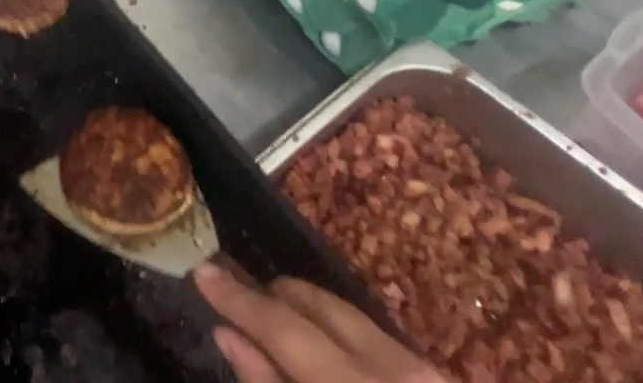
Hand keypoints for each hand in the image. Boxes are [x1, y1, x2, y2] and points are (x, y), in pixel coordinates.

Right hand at [195, 264, 445, 382]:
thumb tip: (228, 335)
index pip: (284, 328)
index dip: (238, 298)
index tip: (201, 270)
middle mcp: (396, 371)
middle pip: (322, 309)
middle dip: (273, 295)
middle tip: (235, 289)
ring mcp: (427, 376)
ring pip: (351, 318)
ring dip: (306, 310)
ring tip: (273, 312)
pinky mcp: (441, 382)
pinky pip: (378, 340)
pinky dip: (339, 333)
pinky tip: (324, 348)